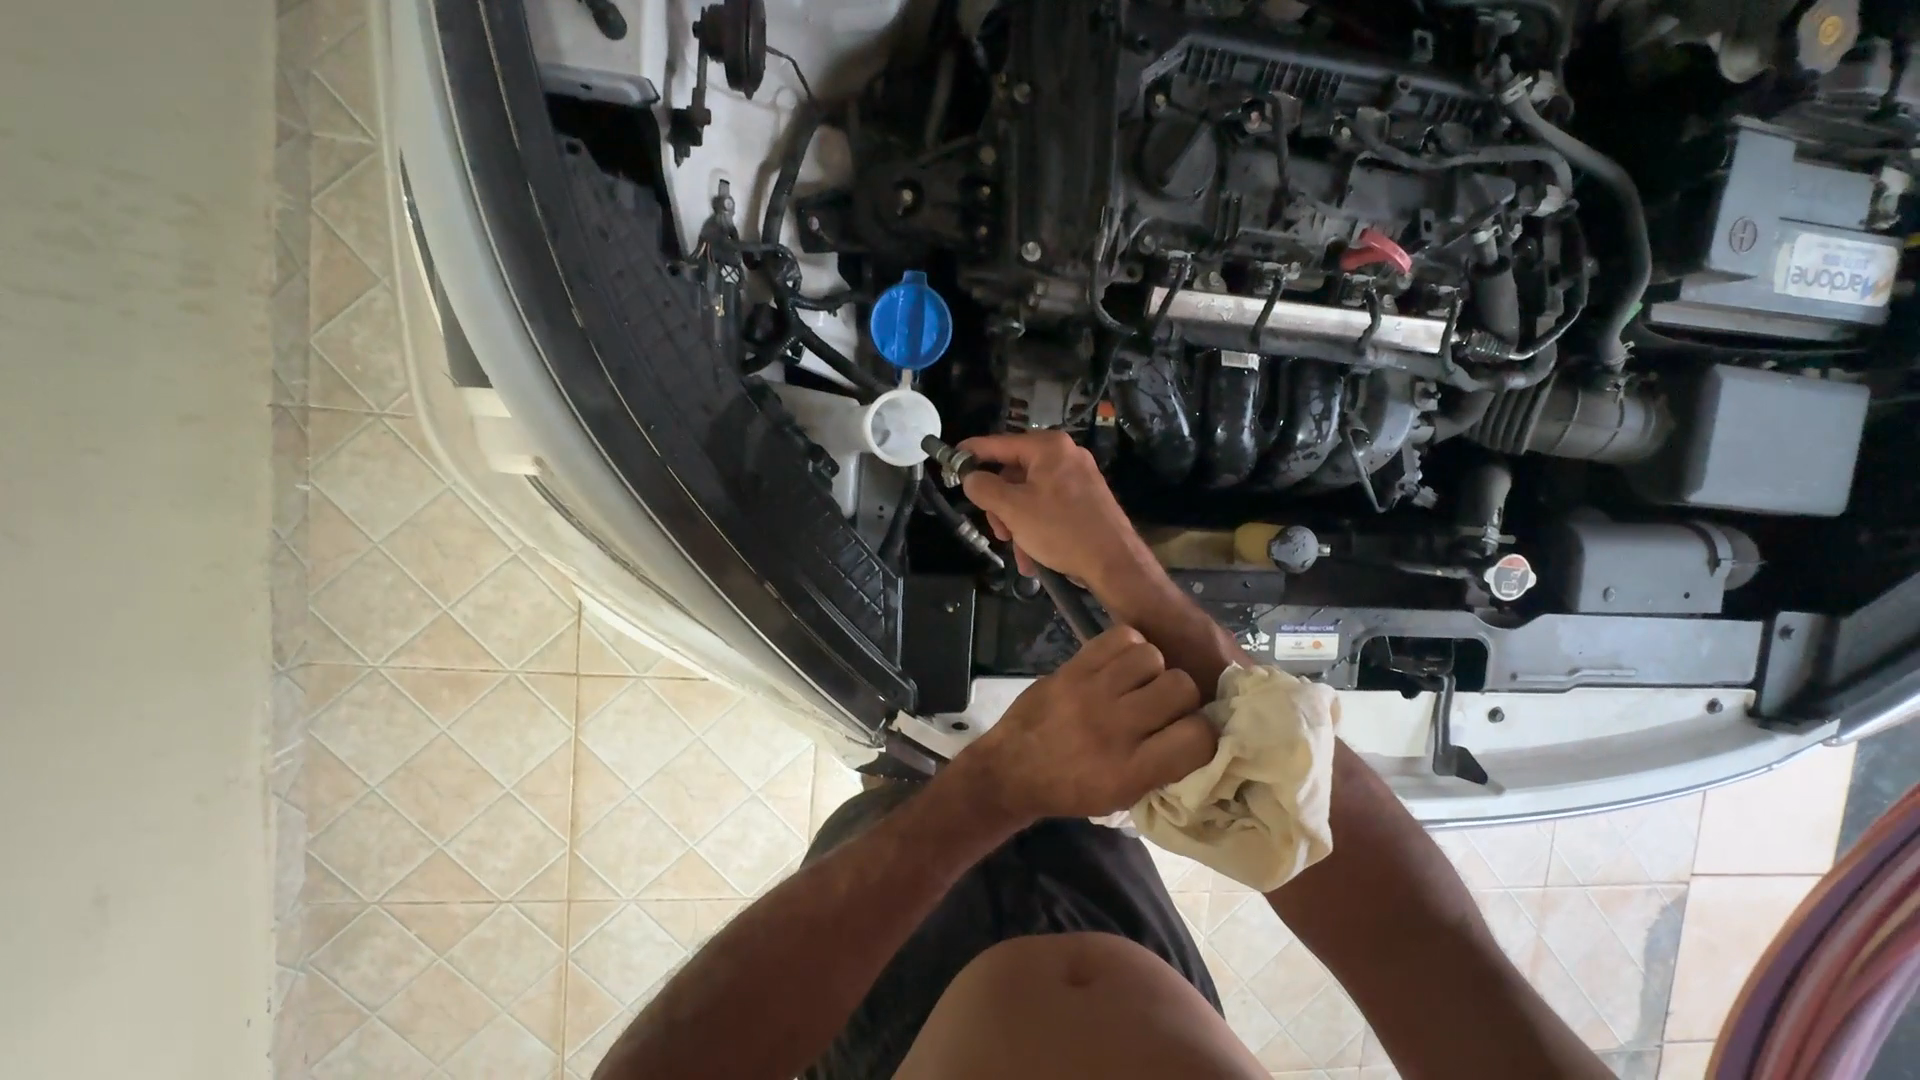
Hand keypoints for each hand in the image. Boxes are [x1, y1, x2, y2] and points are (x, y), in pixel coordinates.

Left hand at [950, 626, 1216, 822]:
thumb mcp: (1123, 796)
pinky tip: (1120, 667)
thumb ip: (1164, 766)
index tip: (1190, 735)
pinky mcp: (1071, 669)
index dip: (1203, 734)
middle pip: (1181, 688)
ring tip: (1138, 685)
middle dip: (1181, 697)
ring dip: (1154, 670)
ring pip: (1153, 657)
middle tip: (1163, 707)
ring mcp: (1089, 693)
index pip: (1198, 737)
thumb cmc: (1071, 790)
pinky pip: (1122, 638)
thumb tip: (1204, 730)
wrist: (1009, 770)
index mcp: (1130, 772)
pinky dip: (1129, 648)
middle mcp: (1113, 728)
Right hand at [958, 431, 1148, 584]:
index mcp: (1048, 448)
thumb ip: (984, 488)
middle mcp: (1065, 456)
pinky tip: (1035, 558)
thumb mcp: (1013, 509)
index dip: (972, 452)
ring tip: (1020, 553)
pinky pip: (1049, 508)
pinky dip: (1036, 529)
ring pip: (1030, 497)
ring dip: (1017, 525)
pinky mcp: (1086, 501)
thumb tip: (970, 477)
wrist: (1114, 562)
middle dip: (1001, 507)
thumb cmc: (1061, 529)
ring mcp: (1079, 478)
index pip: (999, 443)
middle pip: (1014, 474)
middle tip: (998, 532)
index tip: (951, 458)